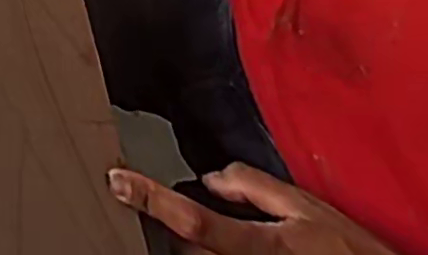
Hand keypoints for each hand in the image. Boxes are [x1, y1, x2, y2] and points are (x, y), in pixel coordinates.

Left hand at [108, 165, 399, 254]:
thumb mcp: (311, 211)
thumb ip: (255, 186)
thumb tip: (210, 180)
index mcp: (267, 247)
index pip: (194, 221)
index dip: (149, 198)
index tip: (116, 180)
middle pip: (188, 252)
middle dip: (169, 228)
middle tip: (155, 203)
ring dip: (190, 246)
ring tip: (185, 224)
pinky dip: (207, 252)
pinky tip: (205, 243)